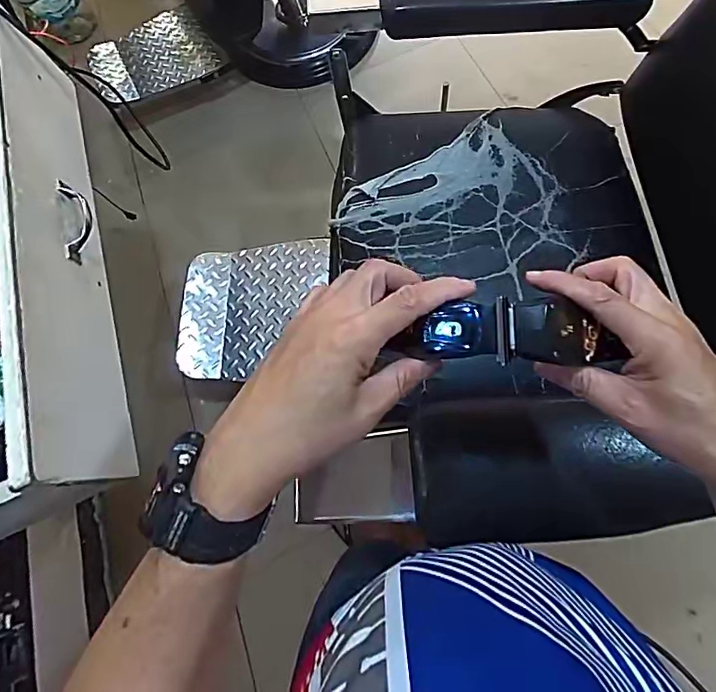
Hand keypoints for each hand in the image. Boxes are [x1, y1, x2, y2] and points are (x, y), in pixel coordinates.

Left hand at [192, 260, 474, 520]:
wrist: (249, 445)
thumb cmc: (307, 435)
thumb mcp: (365, 411)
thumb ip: (402, 377)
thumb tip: (430, 359)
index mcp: (353, 335)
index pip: (408, 299)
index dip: (443, 290)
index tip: (465, 287)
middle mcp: (331, 313)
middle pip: (378, 272)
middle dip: (409, 280)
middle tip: (427, 308)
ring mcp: (311, 314)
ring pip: (355, 277)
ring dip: (382, 284)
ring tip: (398, 316)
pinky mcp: (297, 322)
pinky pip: (332, 290)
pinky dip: (355, 293)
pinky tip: (361, 319)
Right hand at [527, 258, 715, 490]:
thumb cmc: (692, 431)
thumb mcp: (626, 408)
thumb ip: (582, 382)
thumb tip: (550, 368)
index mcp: (654, 333)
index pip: (599, 294)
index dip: (563, 282)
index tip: (538, 277)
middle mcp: (669, 318)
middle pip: (622, 270)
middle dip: (588, 273)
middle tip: (562, 296)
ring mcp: (678, 324)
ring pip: (635, 284)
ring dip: (604, 290)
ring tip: (580, 318)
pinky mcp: (681, 335)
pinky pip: (644, 303)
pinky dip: (619, 306)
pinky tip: (607, 337)